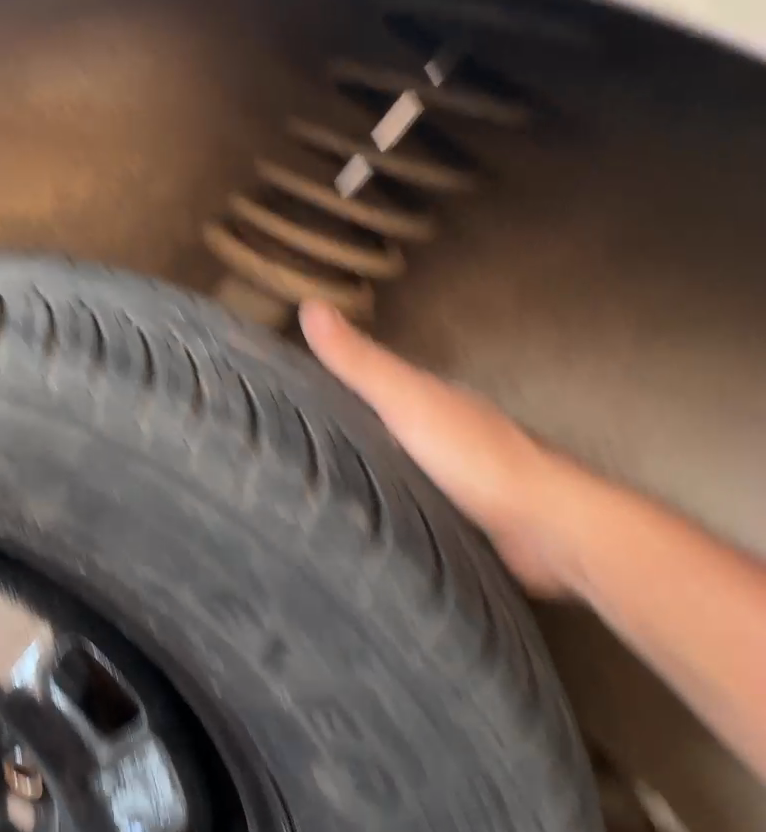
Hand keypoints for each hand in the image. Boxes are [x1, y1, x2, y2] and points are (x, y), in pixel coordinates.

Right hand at [299, 301, 570, 595]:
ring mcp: (455, 474)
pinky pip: (406, 498)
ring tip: (310, 474)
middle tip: (288, 434)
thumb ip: (358, 361)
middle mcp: (444, 430)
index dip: (330, 376)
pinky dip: (382, 499)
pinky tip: (358, 511)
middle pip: (382, 419)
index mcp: (432, 397)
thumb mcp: (402, 399)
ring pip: (394, 460)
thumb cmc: (474, 455)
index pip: (372, 377)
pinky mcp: (459, 515)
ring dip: (361, 463)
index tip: (284, 383)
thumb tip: (309, 304)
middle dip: (342, 422)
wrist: (547, 527)